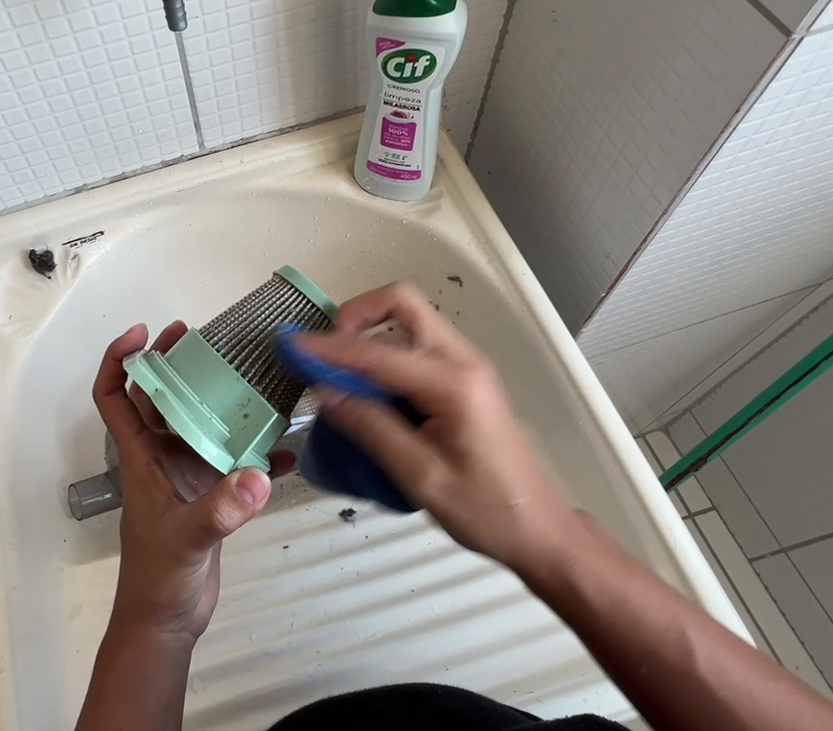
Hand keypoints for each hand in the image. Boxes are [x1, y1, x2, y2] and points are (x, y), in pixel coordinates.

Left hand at [92, 322, 291, 639]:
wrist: (166, 621)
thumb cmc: (156, 579)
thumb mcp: (186, 539)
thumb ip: (221, 509)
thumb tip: (256, 475)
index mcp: (140, 456)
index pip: (112, 397)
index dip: (117, 361)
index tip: (141, 334)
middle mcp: (160, 456)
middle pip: (158, 396)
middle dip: (173, 363)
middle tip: (199, 335)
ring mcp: (184, 473)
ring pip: (196, 420)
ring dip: (215, 397)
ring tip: (243, 372)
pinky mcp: (208, 493)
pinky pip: (231, 459)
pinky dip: (254, 450)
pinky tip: (282, 447)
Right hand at [291, 283, 578, 574]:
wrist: (540, 530)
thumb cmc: (486, 511)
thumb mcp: (420, 477)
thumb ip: (371, 427)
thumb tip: (324, 390)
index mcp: (453, 383)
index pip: (378, 352)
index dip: (330, 348)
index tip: (292, 346)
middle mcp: (462, 360)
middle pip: (402, 303)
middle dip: (357, 314)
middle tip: (325, 350)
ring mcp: (465, 365)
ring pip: (408, 319)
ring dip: (369, 331)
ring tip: (338, 370)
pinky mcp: (461, 378)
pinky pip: (415, 344)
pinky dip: (383, 351)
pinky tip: (366, 388)